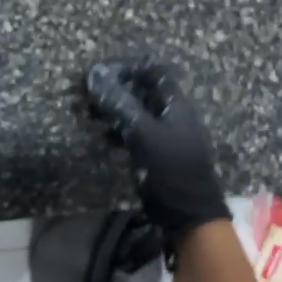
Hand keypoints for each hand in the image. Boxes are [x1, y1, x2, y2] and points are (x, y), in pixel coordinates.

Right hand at [86, 60, 231, 243]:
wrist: (189, 214)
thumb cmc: (169, 169)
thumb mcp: (143, 133)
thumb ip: (120, 104)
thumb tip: (95, 73)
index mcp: (177, 105)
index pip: (154, 72)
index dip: (128, 67)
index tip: (101, 73)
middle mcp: (175, 116)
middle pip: (145, 92)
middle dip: (118, 90)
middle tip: (92, 96)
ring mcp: (169, 136)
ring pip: (140, 113)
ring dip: (117, 111)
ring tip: (93, 116)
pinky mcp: (160, 156)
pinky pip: (138, 133)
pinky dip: (121, 131)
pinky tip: (106, 138)